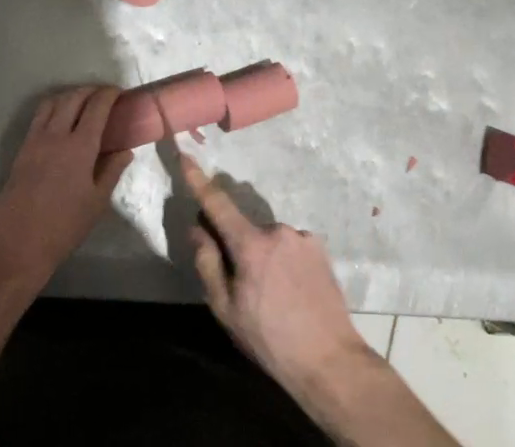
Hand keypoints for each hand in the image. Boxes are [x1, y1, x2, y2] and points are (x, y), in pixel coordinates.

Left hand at [0, 86, 133, 285]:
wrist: (18, 243)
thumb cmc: (64, 227)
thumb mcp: (97, 202)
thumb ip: (112, 171)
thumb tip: (125, 150)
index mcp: (79, 147)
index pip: (96, 107)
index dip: (109, 94)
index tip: (119, 92)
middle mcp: (55, 135)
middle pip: (73, 98)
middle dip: (90, 91)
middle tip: (104, 95)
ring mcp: (35, 140)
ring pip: (52, 103)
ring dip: (69, 96)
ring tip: (82, 102)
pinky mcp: (22, 149)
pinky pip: (38, 117)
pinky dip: (53, 108)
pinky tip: (60, 120)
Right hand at [182, 154, 374, 391]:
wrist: (330, 361)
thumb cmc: (269, 339)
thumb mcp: (225, 308)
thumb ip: (207, 263)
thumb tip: (197, 228)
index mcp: (251, 245)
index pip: (217, 203)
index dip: (197, 179)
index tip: (184, 153)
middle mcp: (278, 230)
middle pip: (243, 227)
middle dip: (235, 245)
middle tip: (239, 285)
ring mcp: (302, 238)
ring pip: (267, 238)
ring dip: (261, 254)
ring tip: (271, 296)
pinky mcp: (320, 249)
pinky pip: (288, 246)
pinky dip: (282, 260)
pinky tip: (290, 291)